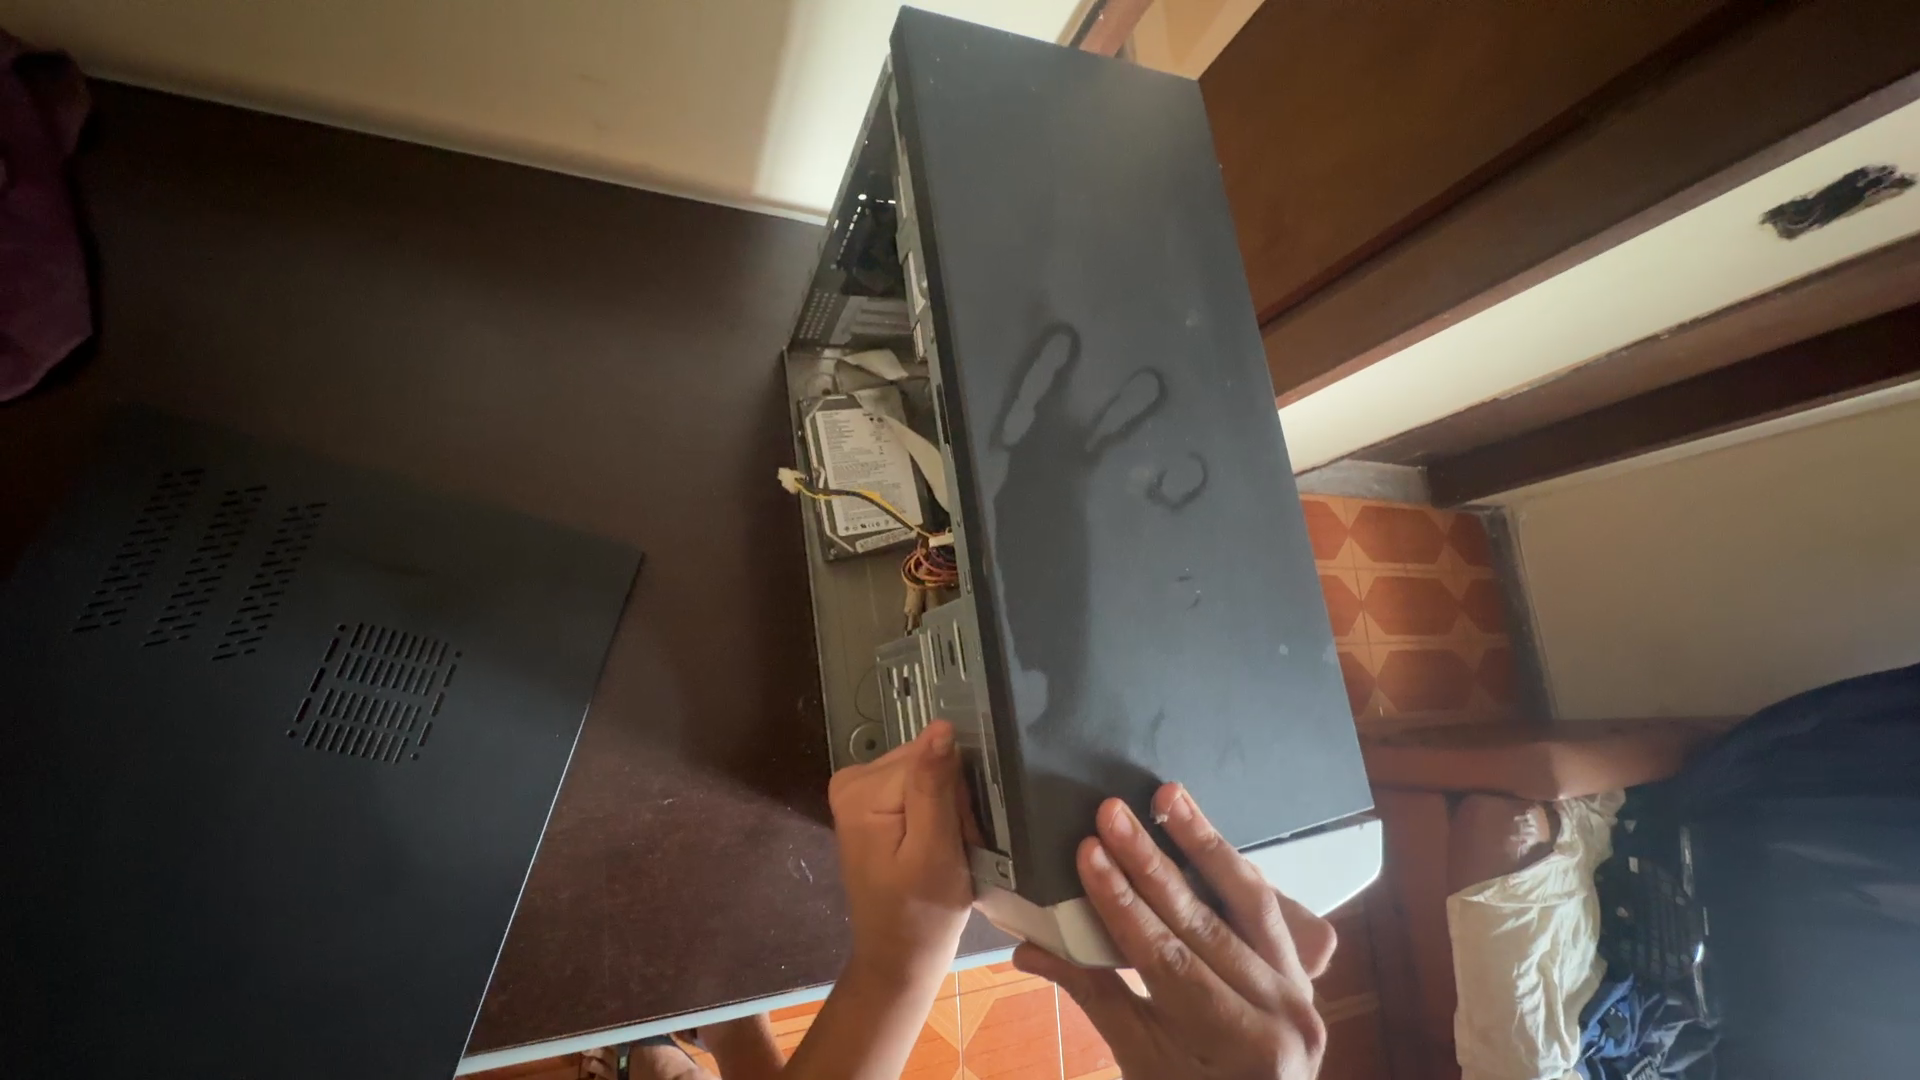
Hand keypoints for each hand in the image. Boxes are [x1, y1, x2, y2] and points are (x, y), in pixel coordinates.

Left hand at [827, 721, 973, 986]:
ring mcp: (857, 789)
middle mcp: (851, 779)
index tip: (960, 837)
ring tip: (945, 849)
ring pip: (926, 771)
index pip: (929, 760)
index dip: (955, 796)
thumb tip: (941, 727)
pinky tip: (935, 842)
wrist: (899, 957)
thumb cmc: (922, 914)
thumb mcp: (935, 851)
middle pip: (925, 761)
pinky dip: (936, 811)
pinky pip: (918, 784)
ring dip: (946, 807)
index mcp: (860, 789)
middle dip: (951, 800)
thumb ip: (935, 787)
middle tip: (954, 847)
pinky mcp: (870, 801)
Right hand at [1014, 783, 1337, 1079]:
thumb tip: (1024, 948)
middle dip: (1149, 861)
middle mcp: (1281, 1014)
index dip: (1122, 902)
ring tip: (1167, 795)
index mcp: (1237, 1047)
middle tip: (1112, 812)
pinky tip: (1198, 824)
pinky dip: (1227, 860)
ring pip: (1247, 900)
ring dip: (1201, 840)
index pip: (1167, 958)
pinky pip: (1263, 903)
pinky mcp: (1300, 963)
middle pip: (1203, 922)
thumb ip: (1091, 990)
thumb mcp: (1139, 1054)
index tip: (1088, 852)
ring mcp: (1300, 985)